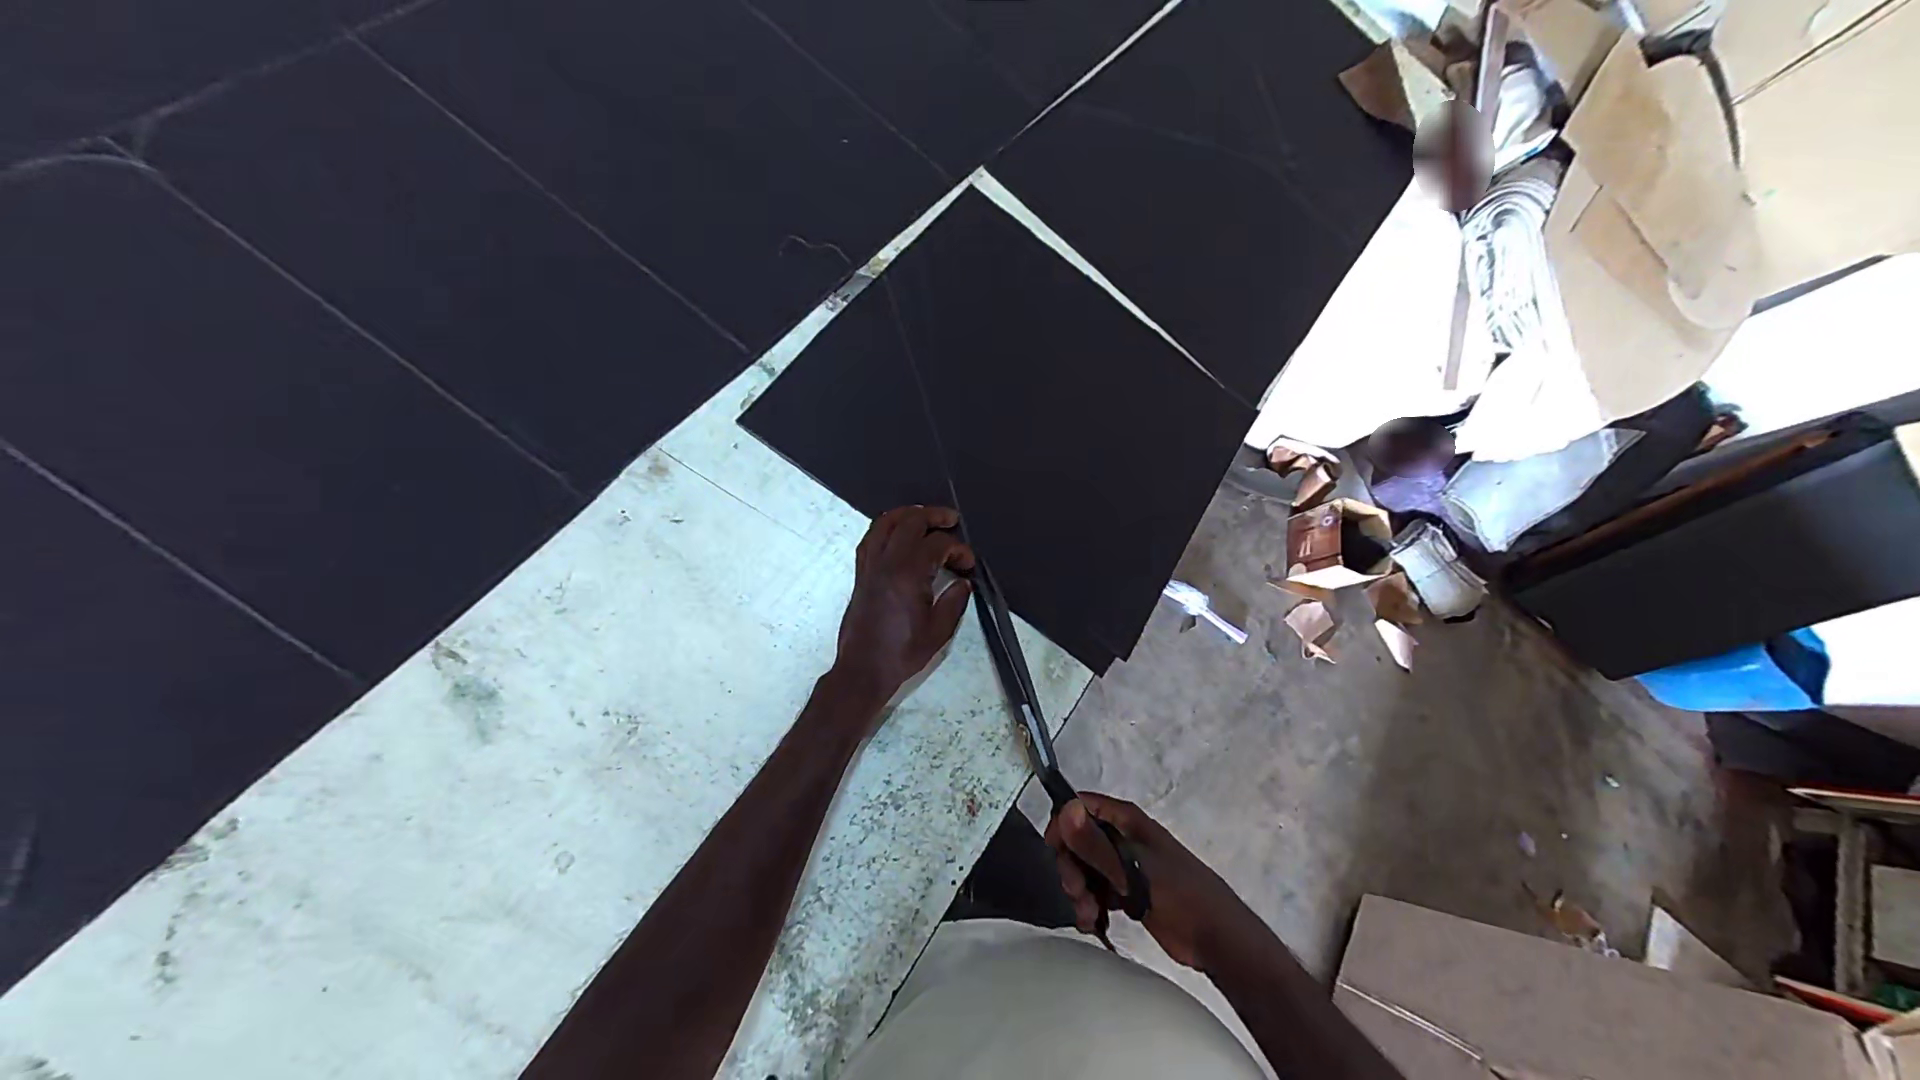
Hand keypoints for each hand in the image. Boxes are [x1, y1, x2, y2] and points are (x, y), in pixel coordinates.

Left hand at [831, 505, 975, 711]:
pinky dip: (886, 528)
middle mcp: (887, 563)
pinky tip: (897, 533)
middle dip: (934, 516)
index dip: (959, 549)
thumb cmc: (901, 652)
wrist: (864, 668)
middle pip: (910, 521)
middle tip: (951, 520)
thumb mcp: (939, 631)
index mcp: (908, 574)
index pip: (938, 544)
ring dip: (907, 514)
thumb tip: (962, 583)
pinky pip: (871, 538)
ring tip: (925, 517)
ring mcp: (870, 565)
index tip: (968, 563)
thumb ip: (954, 601)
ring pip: (885, 523)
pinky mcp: (861, 573)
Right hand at [1045, 792, 1262, 971]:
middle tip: (1077, 893)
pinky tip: (1095, 923)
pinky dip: (1090, 906)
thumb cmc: (1180, 895)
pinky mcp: (1128, 892)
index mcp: (1127, 821)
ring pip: (1085, 869)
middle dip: (1072, 868)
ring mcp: (1125, 865)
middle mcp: (1123, 837)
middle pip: (1078, 841)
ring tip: (1089, 916)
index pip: (1080, 807)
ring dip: (1080, 893)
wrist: (1217, 939)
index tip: (1056, 853)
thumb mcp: (1134, 870)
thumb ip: (1096, 844)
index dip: (1063, 826)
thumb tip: (1066, 808)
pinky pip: (1096, 891)